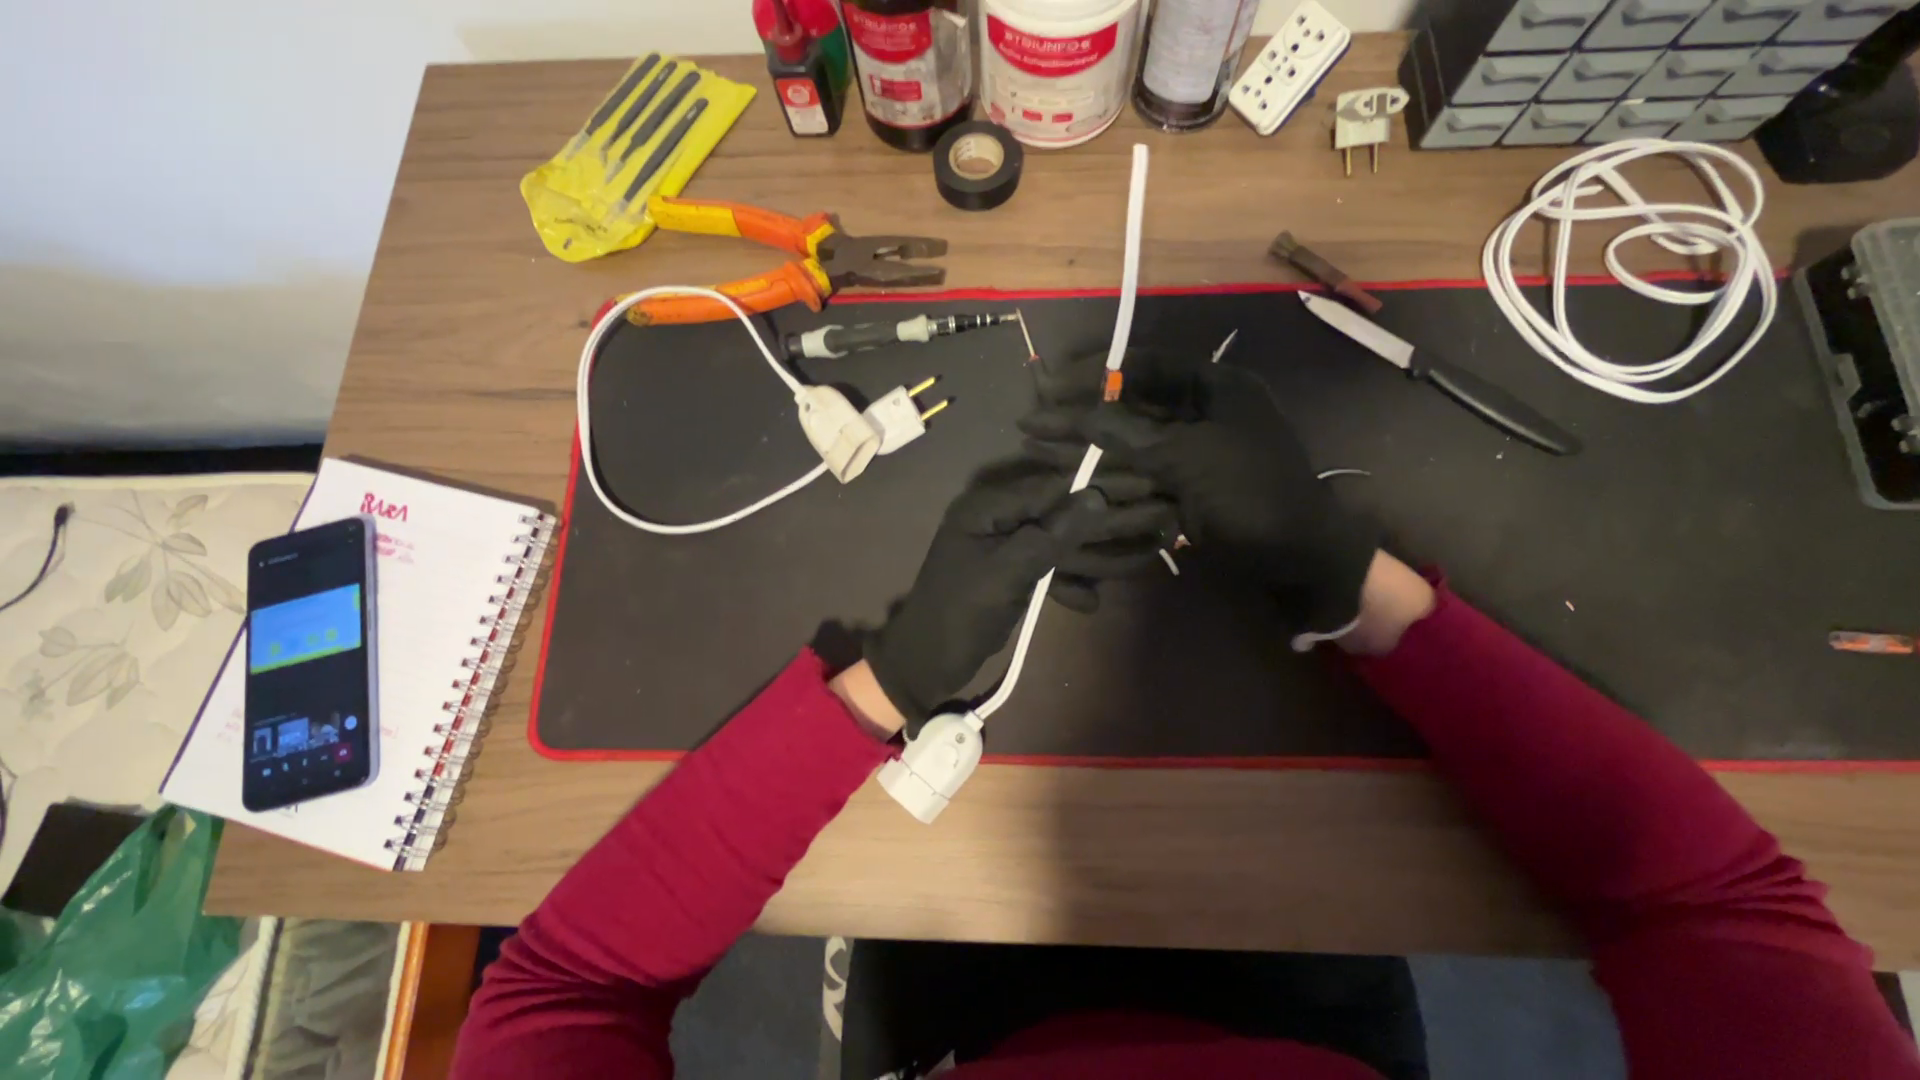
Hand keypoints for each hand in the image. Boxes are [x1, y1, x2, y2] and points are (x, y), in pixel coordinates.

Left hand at [864, 457, 1175, 732]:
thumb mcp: (1008, 571)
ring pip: (1060, 546)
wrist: (927, 662)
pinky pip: (1048, 571)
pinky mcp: (1011, 576)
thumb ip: (1051, 534)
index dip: (1099, 485)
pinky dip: (1069, 584)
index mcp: (989, 508)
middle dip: (1106, 522)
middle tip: (1157, 516)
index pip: (1053, 487)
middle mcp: (999, 520)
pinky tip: (1092, 601)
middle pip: (1062, 515)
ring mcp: (1005, 549)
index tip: (1144, 483)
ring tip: (1145, 556)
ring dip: (1096, 556)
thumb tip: (1095, 497)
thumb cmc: (961, 612)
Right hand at [1021, 349, 1377, 645]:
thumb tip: (1077, 415)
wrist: (1298, 558)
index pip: (1145, 364)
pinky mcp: (1188, 484)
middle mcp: (1203, 410)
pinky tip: (1075, 474)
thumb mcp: (1189, 458)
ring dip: (1092, 443)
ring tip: (1042, 446)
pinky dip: (1111, 471)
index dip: (1096, 373)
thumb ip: (1130, 434)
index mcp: (1216, 387)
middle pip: (1133, 402)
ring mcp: (1196, 449)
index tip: (1053, 385)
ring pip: (1133, 438)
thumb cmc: (1251, 494)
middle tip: (1038, 421)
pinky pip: (1142, 469)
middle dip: (1086, 412)